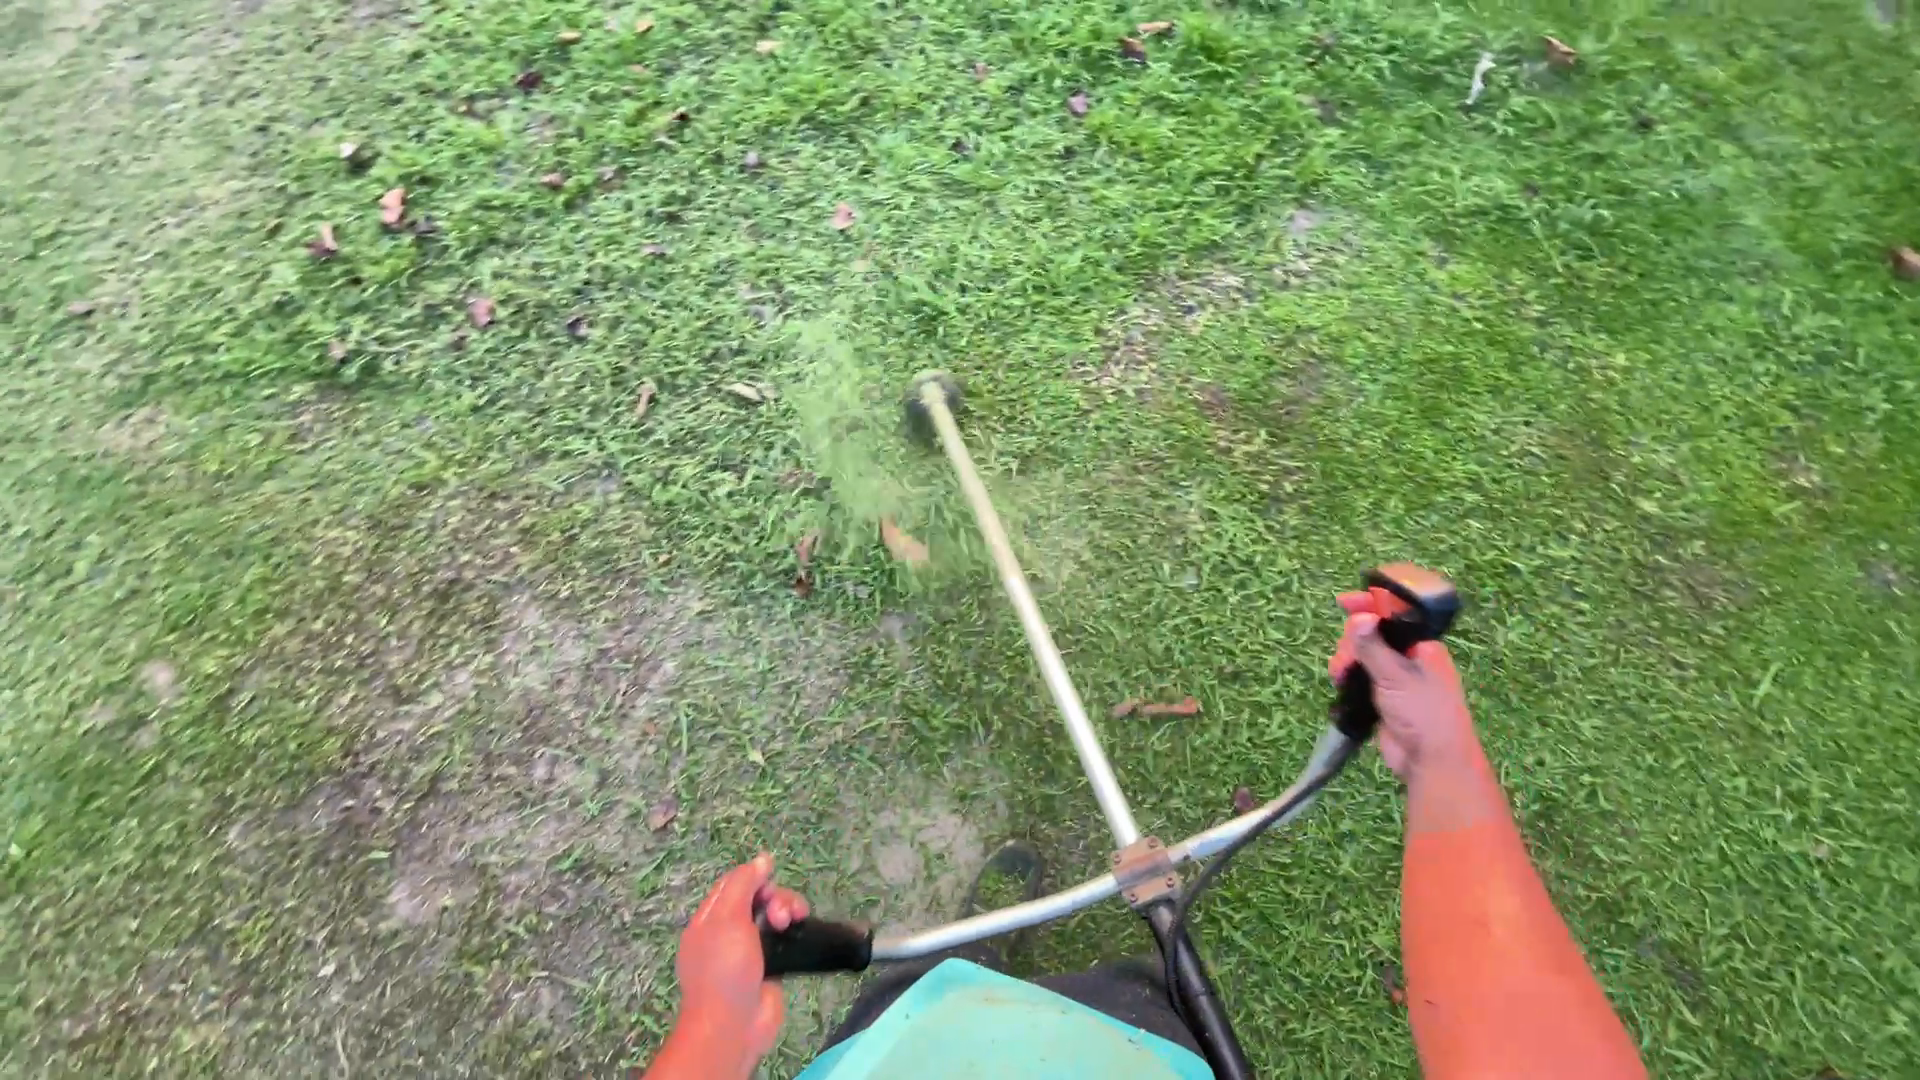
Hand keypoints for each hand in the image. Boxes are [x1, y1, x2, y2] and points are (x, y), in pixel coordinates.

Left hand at [673, 854, 808, 1064]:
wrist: (733, 1026)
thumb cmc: (724, 968)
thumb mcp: (727, 918)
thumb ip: (743, 884)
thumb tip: (763, 858)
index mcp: (709, 920)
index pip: (732, 884)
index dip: (753, 877)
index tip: (771, 877)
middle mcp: (728, 932)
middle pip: (756, 898)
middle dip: (774, 897)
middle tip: (781, 914)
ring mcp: (749, 950)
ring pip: (773, 916)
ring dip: (786, 909)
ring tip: (794, 921)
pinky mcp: (770, 965)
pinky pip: (784, 937)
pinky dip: (793, 930)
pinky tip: (801, 929)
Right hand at [1329, 591, 1478, 782]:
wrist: (1430, 760)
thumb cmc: (1424, 713)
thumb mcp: (1397, 675)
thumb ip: (1373, 646)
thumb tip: (1359, 616)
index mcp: (1422, 647)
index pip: (1394, 614)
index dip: (1370, 605)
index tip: (1344, 602)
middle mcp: (1409, 658)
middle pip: (1371, 634)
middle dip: (1351, 642)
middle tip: (1345, 659)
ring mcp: (1395, 678)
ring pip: (1362, 655)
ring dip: (1346, 660)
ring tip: (1340, 676)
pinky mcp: (1382, 696)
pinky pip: (1359, 676)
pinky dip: (1348, 676)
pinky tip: (1341, 684)